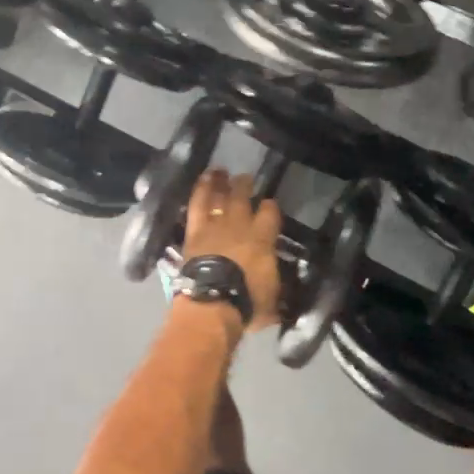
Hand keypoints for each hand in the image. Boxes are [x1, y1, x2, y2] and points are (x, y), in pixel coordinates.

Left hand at [181, 169, 282, 333]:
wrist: (213, 301)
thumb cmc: (247, 303)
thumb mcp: (271, 298)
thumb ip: (274, 285)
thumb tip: (278, 288)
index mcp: (263, 239)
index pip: (270, 213)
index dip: (270, 207)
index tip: (269, 204)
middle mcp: (240, 225)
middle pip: (243, 197)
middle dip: (245, 186)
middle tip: (245, 178)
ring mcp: (216, 225)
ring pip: (219, 196)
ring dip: (220, 182)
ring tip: (220, 171)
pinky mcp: (195, 230)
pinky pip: (198, 204)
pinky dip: (201, 190)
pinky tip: (202, 180)